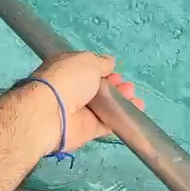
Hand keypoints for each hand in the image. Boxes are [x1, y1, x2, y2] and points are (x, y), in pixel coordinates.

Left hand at [24, 52, 143, 153]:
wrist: (53, 114)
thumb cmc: (67, 79)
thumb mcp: (86, 61)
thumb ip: (100, 62)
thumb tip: (109, 63)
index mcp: (66, 71)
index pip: (87, 70)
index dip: (103, 70)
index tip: (115, 71)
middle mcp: (72, 91)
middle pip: (98, 88)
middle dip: (115, 84)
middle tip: (125, 85)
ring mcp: (80, 112)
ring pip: (106, 105)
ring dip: (121, 98)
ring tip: (131, 95)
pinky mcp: (88, 130)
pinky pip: (109, 122)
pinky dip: (123, 116)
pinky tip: (136, 108)